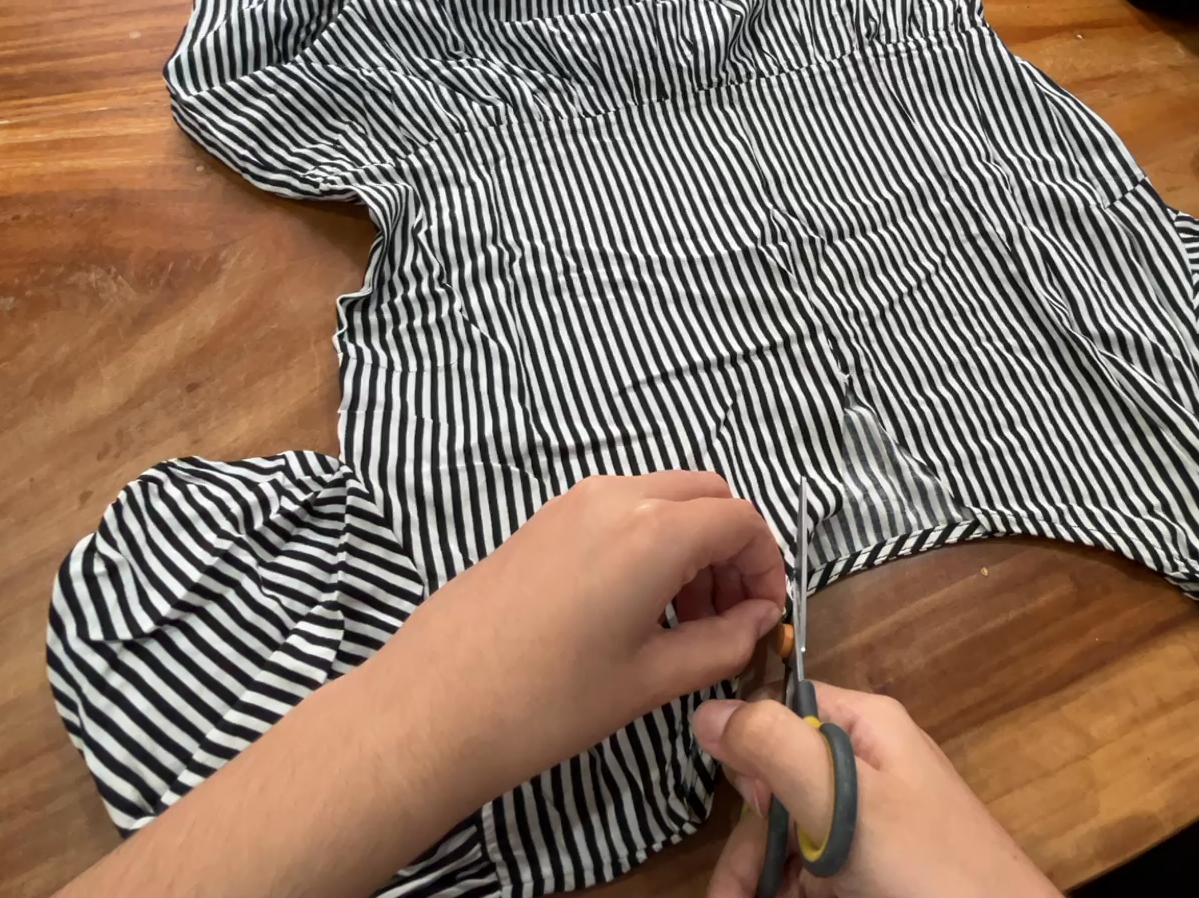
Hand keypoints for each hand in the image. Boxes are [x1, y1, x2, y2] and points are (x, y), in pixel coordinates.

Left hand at [381, 471, 788, 801]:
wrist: (432, 705)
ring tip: (681, 615)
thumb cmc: (551, 700)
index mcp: (655, 529)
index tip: (762, 614)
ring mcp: (576, 499)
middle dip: (731, 547)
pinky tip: (633, 600)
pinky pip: (623, 507)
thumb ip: (724, 642)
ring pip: (664, 496)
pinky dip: (651, 538)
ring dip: (692, 542)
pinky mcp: (547, 515)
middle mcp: (619, 494)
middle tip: (725, 613)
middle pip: (706, 495)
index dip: (766, 564)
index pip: (741, 521)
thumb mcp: (652, 679)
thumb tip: (757, 619)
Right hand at [694, 684, 1062, 897]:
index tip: (752, 806)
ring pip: (792, 833)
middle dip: (752, 838)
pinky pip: (815, 867)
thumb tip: (705, 711)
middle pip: (780, 780)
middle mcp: (864, 764)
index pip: (782, 708)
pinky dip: (788, 887)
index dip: (754, 750)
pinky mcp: (873, 866)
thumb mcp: (844, 798)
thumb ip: (772, 745)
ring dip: (759, 874)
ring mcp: (870, 820)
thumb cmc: (927, 867)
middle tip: (733, 893)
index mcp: (863, 726)